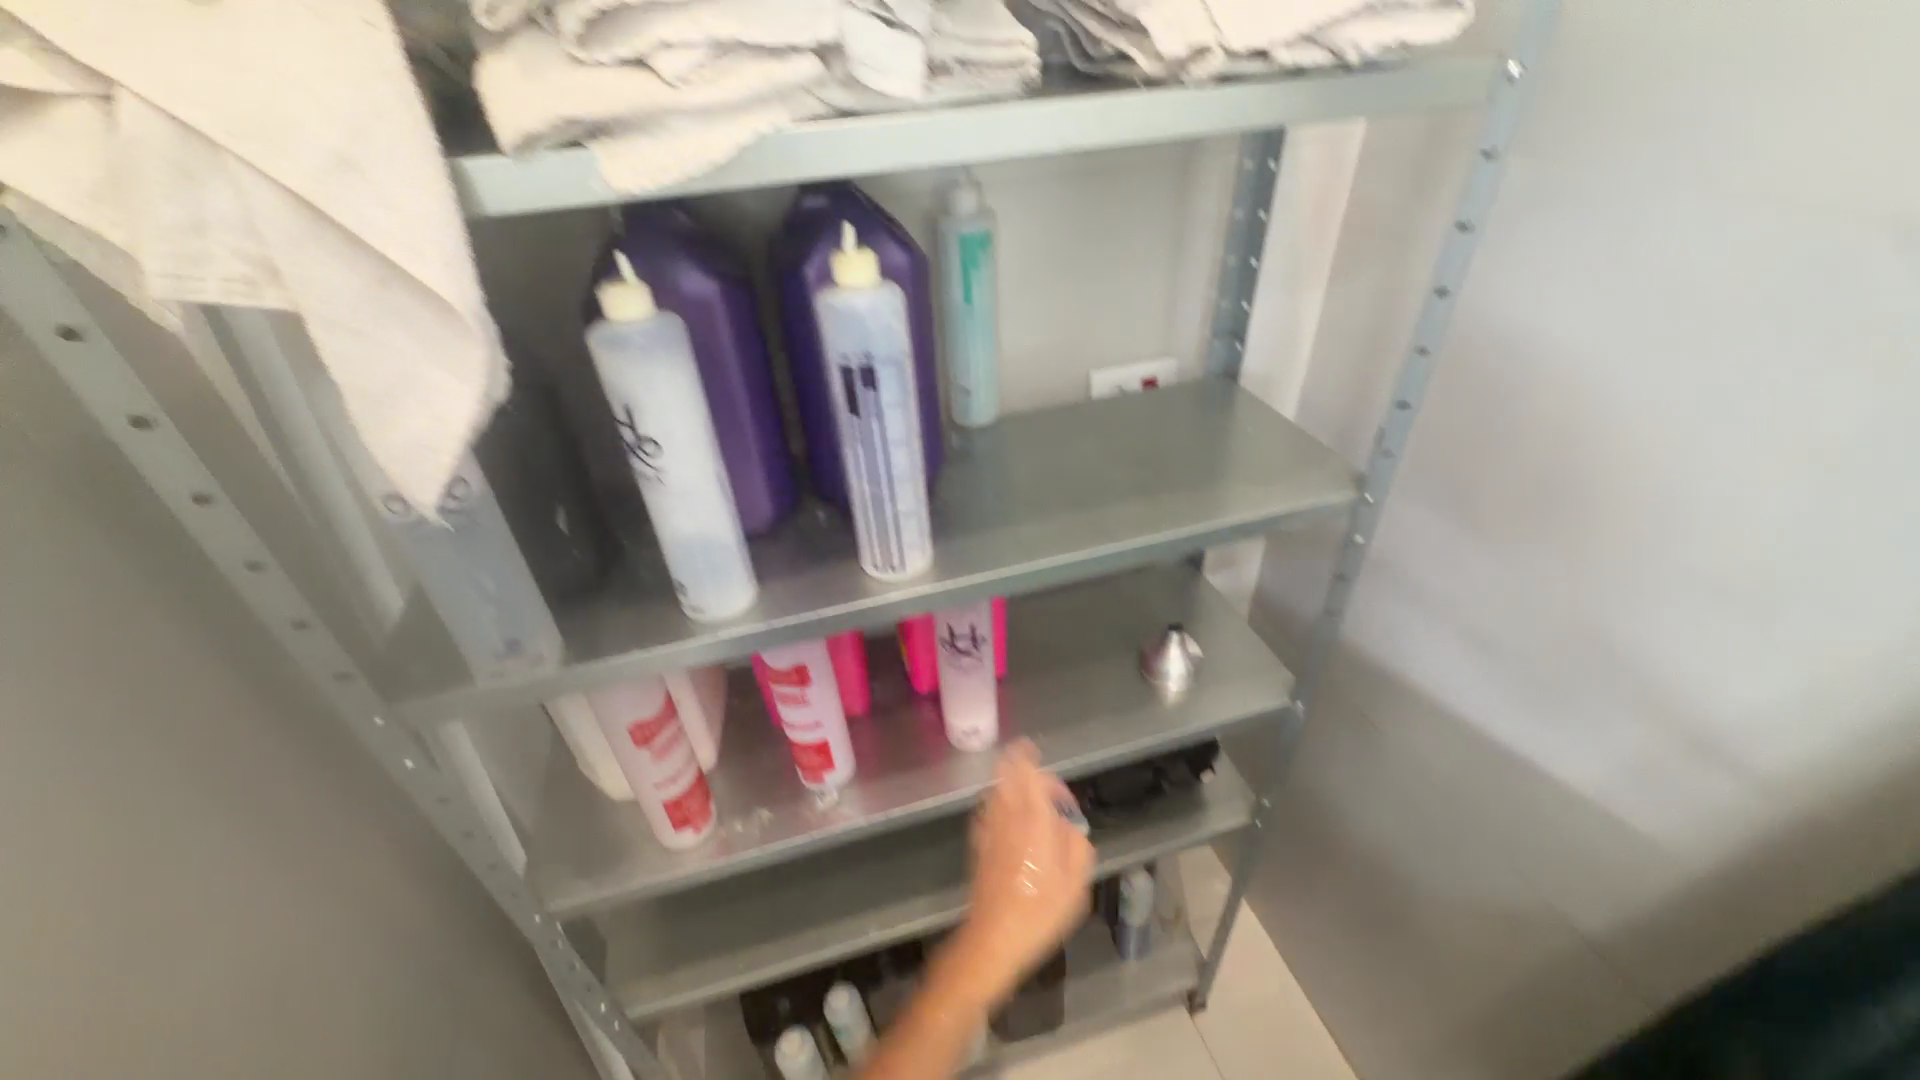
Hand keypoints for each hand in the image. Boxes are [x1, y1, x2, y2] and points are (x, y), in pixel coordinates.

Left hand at [941, 740, 1095, 1008]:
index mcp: (1032, 820)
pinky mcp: (978, 846)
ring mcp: (988, 830)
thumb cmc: (1039, 912)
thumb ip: (1076, 844)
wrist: (993, 939)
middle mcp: (1006, 817)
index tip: (1040, 760)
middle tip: (1038, 775)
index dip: (1031, 760)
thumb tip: (1070, 825)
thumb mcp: (1076, 883)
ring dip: (1008, 784)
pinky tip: (1010, 819)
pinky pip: (987, 811)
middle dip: (1018, 766)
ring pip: (994, 791)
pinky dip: (998, 804)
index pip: (1026, 773)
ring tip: (1027, 794)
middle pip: (1005, 775)